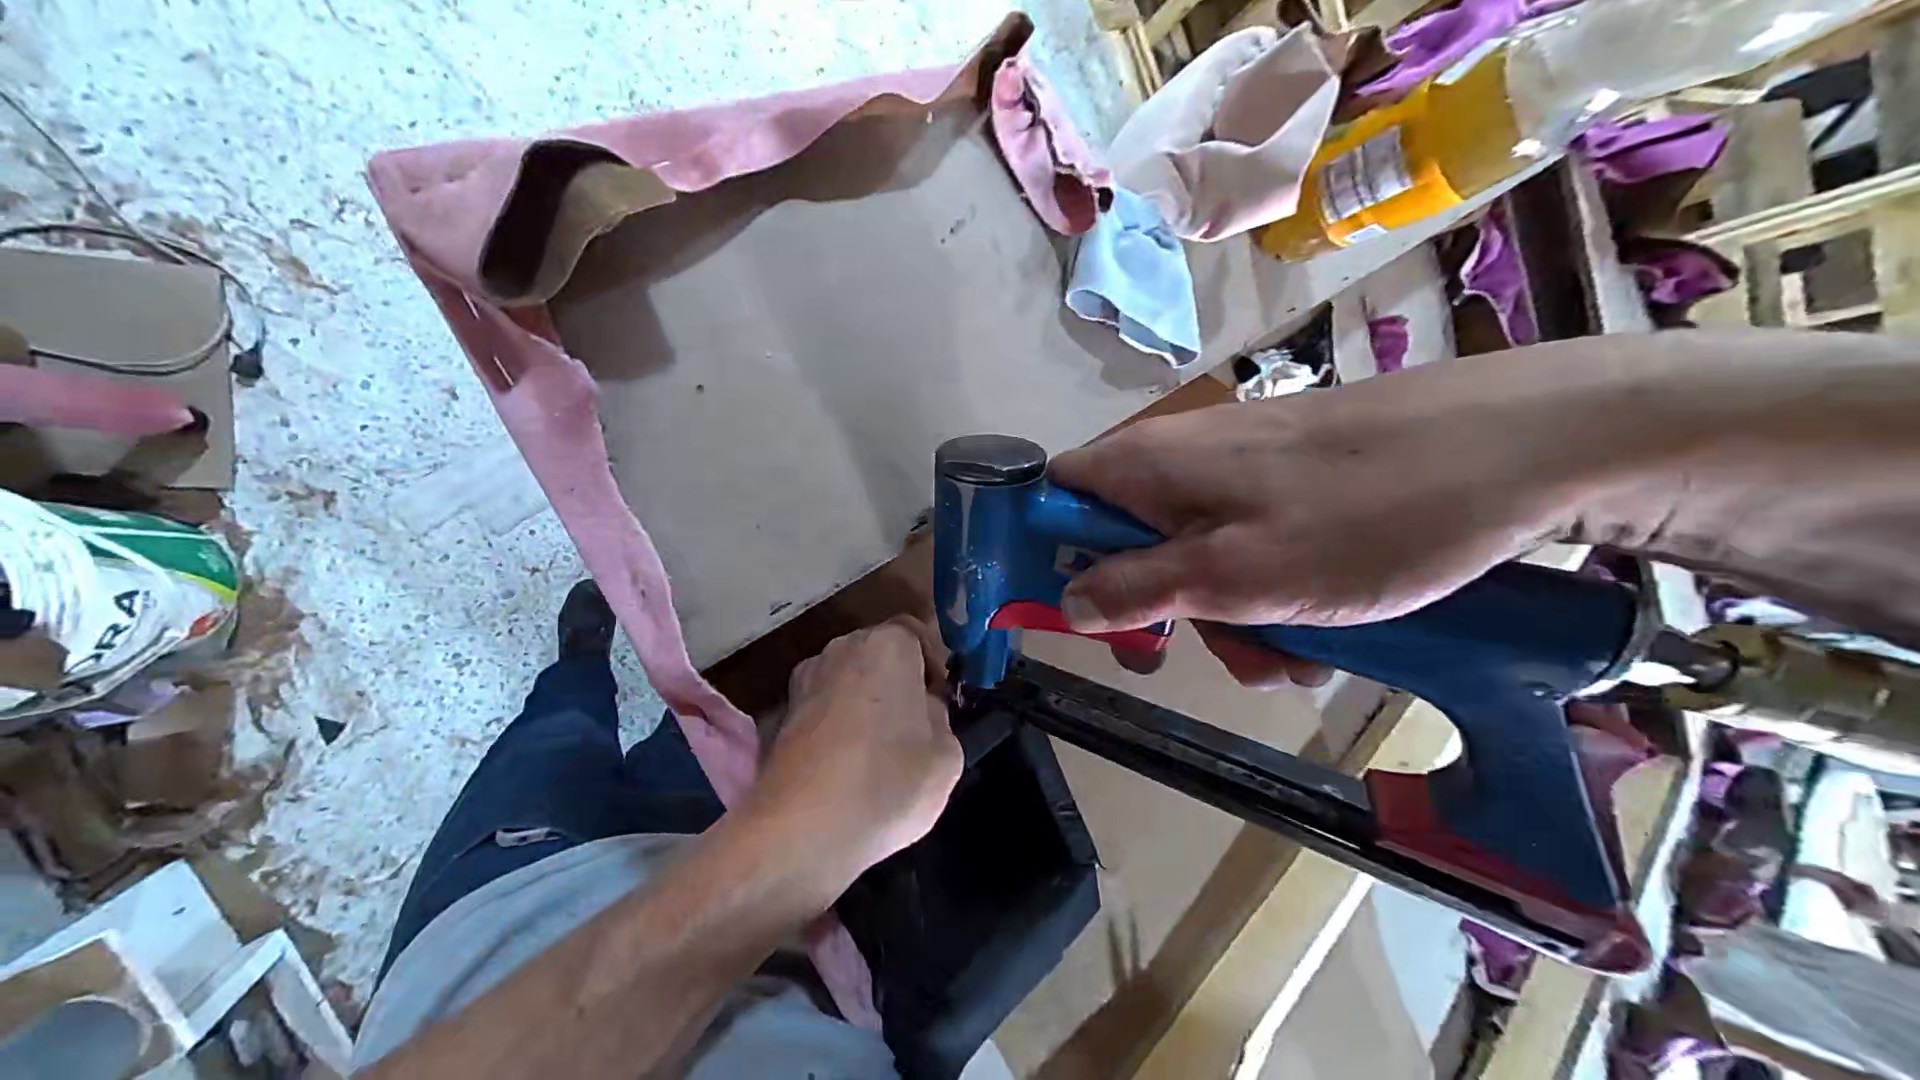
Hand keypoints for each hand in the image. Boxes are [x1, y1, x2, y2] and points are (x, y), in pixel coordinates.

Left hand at [748, 618, 962, 881]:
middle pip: (879, 653)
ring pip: (848, 679)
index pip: (917, 632)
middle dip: (898, 680)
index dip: (933, 665)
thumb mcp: (947, 755)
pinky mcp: (781, 713)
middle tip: (914, 725)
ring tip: (876, 749)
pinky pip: (823, 706)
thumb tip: (921, 711)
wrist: (800, 831)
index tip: (941, 701)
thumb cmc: (887, 784)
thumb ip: (940, 717)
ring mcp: (805, 679)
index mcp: (888, 645)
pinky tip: (844, 764)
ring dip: (864, 701)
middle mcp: (842, 647)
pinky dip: (836, 724)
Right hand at [1050, 360, 1594, 685]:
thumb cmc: (1363, 516)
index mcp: (1147, 463)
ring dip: (1223, 615)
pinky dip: (1266, 595)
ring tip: (1286, 652)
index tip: (1070, 611)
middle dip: (1155, 606)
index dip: (1046, 553)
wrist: (1522, 451)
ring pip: (1191, 555)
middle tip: (1192, 649)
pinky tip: (1318, 627)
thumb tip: (1065, 601)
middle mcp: (1181, 458)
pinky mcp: (1289, 485)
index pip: (1054, 496)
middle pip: (1123, 537)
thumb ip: (1137, 589)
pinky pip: (1246, 548)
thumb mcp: (1235, 575)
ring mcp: (1240, 470)